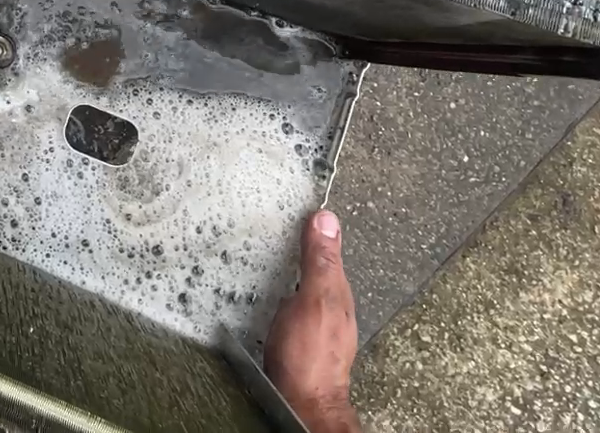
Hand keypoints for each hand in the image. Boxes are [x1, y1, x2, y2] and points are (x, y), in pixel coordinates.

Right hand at [266, 210, 359, 432]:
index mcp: (336, 291)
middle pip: (313, 259)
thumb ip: (319, 261)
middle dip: (298, 236)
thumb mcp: (315, 301)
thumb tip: (326, 217)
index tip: (297, 198)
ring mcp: (310, 315)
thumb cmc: (309, 354)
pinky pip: (285, 289)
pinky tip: (263, 274)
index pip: (327, 246)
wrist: (300, 401)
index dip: (314, 223)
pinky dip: (276, 275)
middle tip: (277, 210)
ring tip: (267, 234)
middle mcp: (327, 301)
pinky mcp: (291, 325)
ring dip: (286, 255)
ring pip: (299, 274)